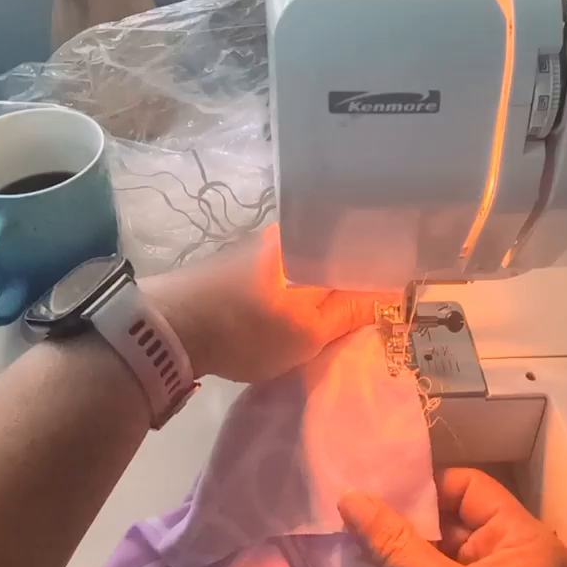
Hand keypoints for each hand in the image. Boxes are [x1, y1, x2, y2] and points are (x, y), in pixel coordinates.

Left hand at [140, 224, 388, 382]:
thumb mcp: (307, 332)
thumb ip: (349, 311)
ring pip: (306, 265)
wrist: (166, 330)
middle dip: (352, 278)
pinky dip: (297, 292)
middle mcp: (281, 235)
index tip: (401, 287)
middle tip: (374, 306)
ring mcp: (255, 249)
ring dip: (322, 287)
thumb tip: (388, 292)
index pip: (357, 242)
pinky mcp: (235, 268)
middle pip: (331, 253)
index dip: (381, 265)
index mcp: (304, 239)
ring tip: (342, 312)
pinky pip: (282, 275)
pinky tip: (301, 311)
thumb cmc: (246, 329)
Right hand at [340, 469, 566, 566]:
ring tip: (330, 541)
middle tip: (340, 507)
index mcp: (521, 543)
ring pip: (421, 559)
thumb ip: (394, 543)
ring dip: (379, 555)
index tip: (372, 483)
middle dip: (391, 519)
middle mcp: (502, 561)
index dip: (423, 485)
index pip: (469, 488)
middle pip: (440, 522)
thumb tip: (348, 496)